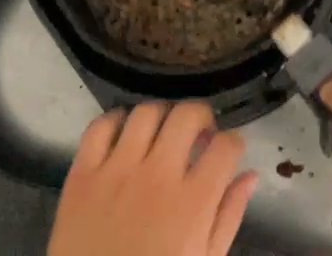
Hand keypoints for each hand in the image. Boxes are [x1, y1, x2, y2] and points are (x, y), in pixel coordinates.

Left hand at [47, 102, 258, 255]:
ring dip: (162, 117)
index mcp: (193, 203)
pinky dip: (114, 121)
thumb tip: (250, 176)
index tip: (228, 151)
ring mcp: (116, 172)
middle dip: (201, 117)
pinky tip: (124, 134)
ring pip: (146, 113)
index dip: (234, 143)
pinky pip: (98, 127)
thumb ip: (228, 217)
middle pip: (187, 115)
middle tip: (199, 134)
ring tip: (162, 133)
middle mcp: (157, 176)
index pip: (226, 146)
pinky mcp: (81, 176)